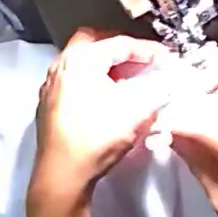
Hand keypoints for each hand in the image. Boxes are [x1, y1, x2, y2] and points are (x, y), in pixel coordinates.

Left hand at [31, 29, 171, 209]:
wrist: (62, 175)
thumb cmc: (96, 140)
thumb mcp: (136, 114)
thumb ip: (157, 93)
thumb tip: (169, 84)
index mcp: (80, 61)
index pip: (120, 44)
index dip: (148, 50)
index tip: (166, 59)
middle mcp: (61, 66)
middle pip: (94, 41)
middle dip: (120, 48)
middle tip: (142, 61)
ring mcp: (50, 84)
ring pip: (81, 60)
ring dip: (105, 64)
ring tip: (128, 78)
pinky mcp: (48, 102)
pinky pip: (72, 77)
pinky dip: (91, 78)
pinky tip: (106, 96)